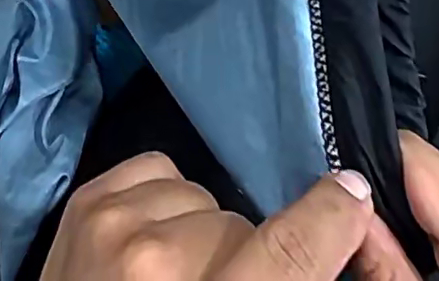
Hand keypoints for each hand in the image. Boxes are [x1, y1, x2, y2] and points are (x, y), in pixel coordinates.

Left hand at [41, 152, 405, 280]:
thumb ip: (272, 279)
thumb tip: (317, 254)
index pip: (285, 257)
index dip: (328, 221)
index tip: (351, 195)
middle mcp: (157, 265)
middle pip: (241, 226)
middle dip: (243, 255)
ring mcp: (115, 227)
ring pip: (201, 196)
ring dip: (199, 230)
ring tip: (172, 273)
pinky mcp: (88, 200)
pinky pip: (159, 169)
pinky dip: (163, 201)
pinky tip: (145, 240)